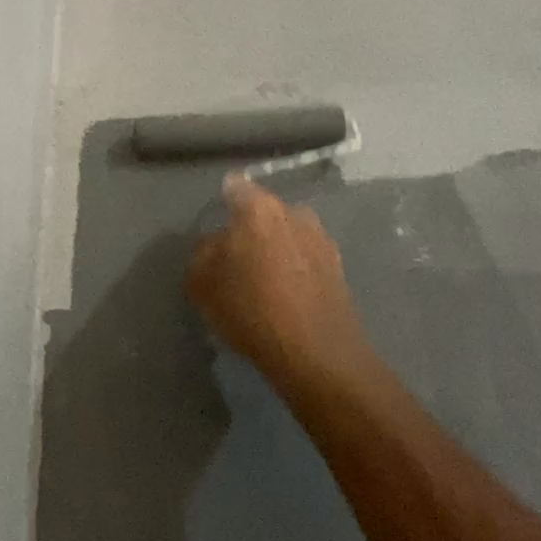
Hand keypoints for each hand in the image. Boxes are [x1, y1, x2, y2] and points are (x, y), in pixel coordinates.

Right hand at [186, 174, 376, 392]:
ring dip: (275, 247)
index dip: (223, 200)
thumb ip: (203, 253)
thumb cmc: (251, 310)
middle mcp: (294, 213)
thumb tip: (216, 244)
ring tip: (261, 276)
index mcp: (258, 209)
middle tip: (234, 253)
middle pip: (264, 211)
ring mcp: (321, 239)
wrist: (317, 354)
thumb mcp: (201, 284)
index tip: (215, 221)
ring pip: (288, 233)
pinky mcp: (339, 267)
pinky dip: (294, 268)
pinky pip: (305, 257)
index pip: (234, 187)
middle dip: (250, 226)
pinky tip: (284, 293)